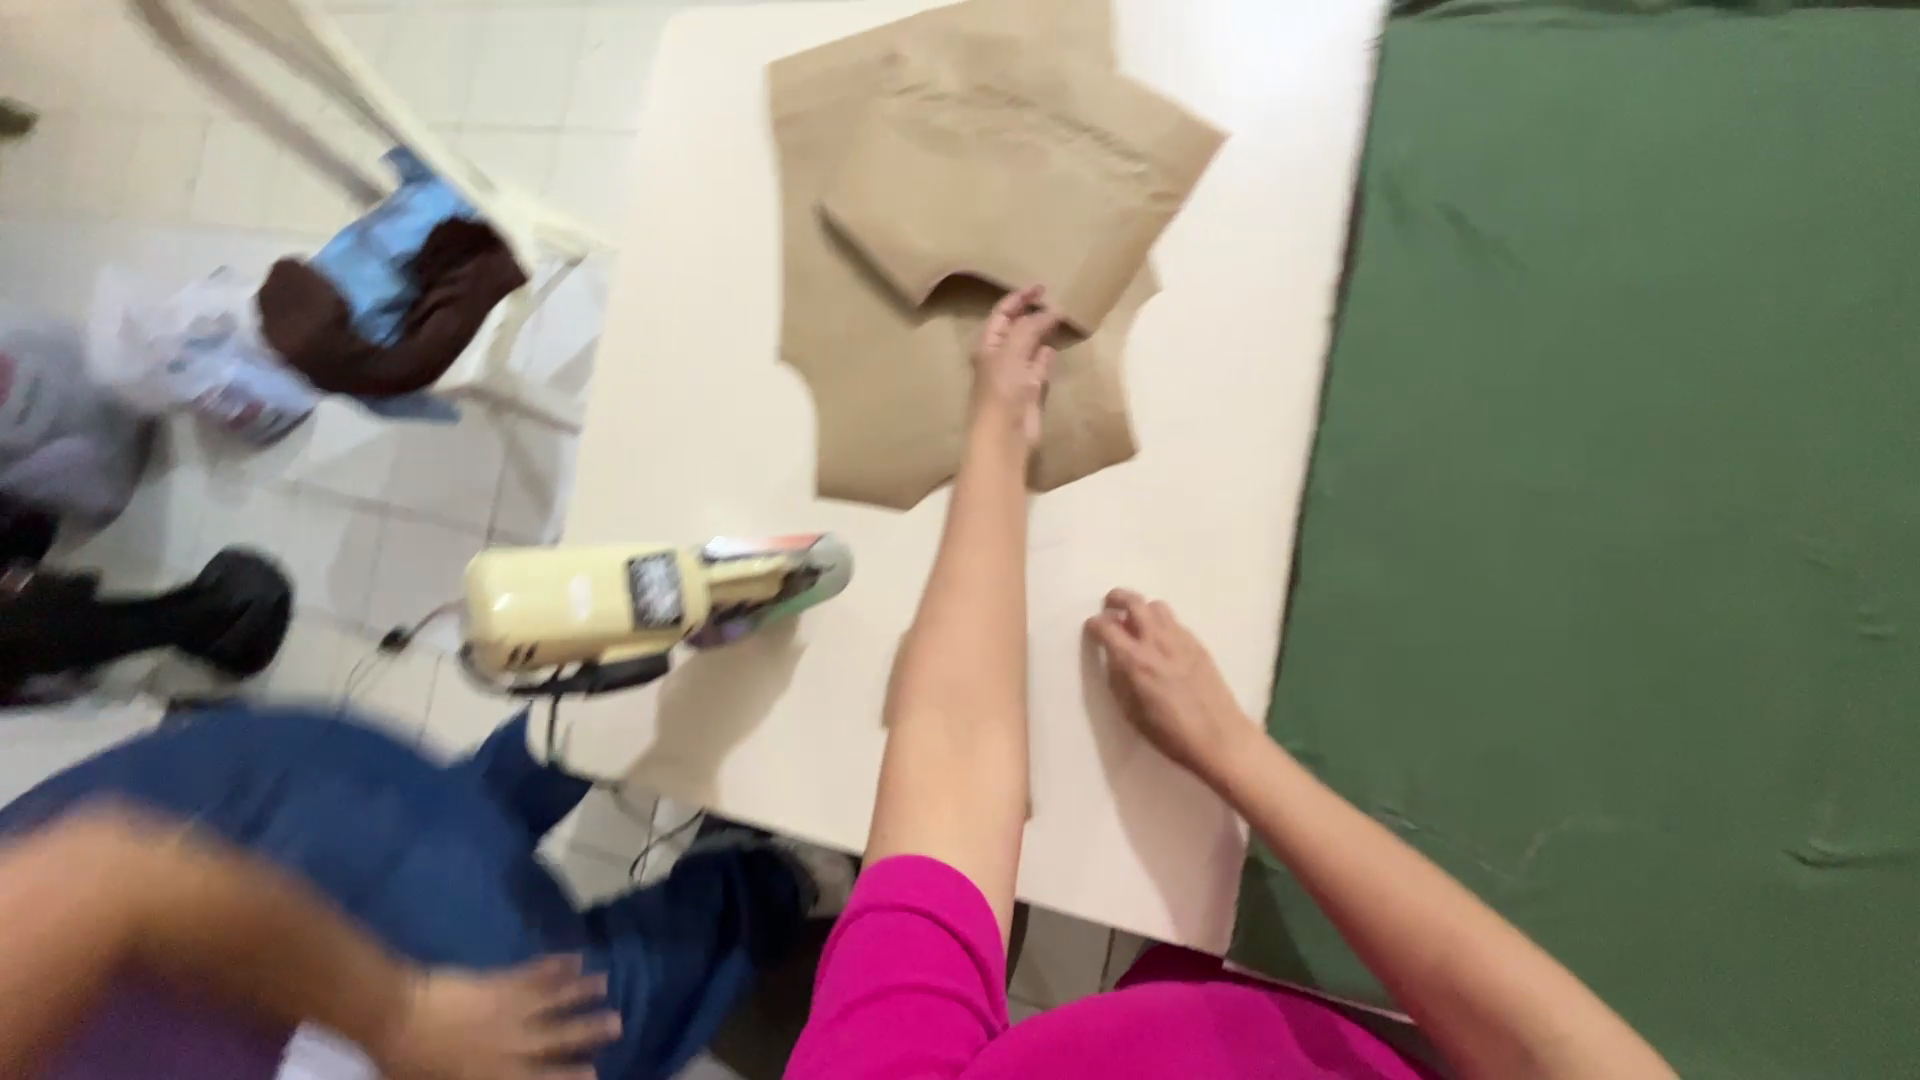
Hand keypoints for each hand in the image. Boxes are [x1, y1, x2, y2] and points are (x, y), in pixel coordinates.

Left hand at [374, 956, 620, 1079]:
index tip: (595, 1073)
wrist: (398, 1018)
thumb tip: (506, 1075)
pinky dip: (554, 965)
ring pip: (554, 998)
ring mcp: (509, 1007)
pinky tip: (573, 958)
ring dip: (580, 990)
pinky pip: (534, 973)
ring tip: (604, 982)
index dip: (569, 1076)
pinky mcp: (501, 982)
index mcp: (494, 1074)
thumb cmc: (407, 1067)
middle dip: (589, 1030)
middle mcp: (512, 1041)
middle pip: (558, 1035)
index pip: (541, 1077)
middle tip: (617, 1022)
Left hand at [972, 284, 1062, 447]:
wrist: (1005, 433)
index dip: (1019, 298)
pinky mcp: (1029, 390)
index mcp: (987, 345)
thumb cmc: (1001, 389)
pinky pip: (1038, 367)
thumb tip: (1052, 311)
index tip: (1041, 287)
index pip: (1002, 314)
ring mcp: (1015, 375)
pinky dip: (1046, 356)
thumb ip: (1030, 328)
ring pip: (1029, 347)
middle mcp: (999, 357)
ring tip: (1059, 317)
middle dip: (1032, 313)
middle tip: (1054, 299)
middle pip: (1016, 328)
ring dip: (1041, 333)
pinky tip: (1054, 347)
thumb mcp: (1012, 351)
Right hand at [1085, 590, 1257, 787]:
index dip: (1094, 624)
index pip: (1106, 627)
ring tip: (1137, 621)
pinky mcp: (1198, 644)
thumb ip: (1118, 678)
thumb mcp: (1130, 711)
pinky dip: (1161, 622)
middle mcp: (1156, 642)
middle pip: (1134, 602)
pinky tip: (1161, 639)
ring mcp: (1180, 640)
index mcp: (1135, 661)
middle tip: (1110, 605)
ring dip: (1142, 608)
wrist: (1219, 737)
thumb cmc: (1169, 733)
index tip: (1091, 628)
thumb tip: (1113, 657)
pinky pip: (1174, 621)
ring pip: (1157, 605)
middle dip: (1116, 599)